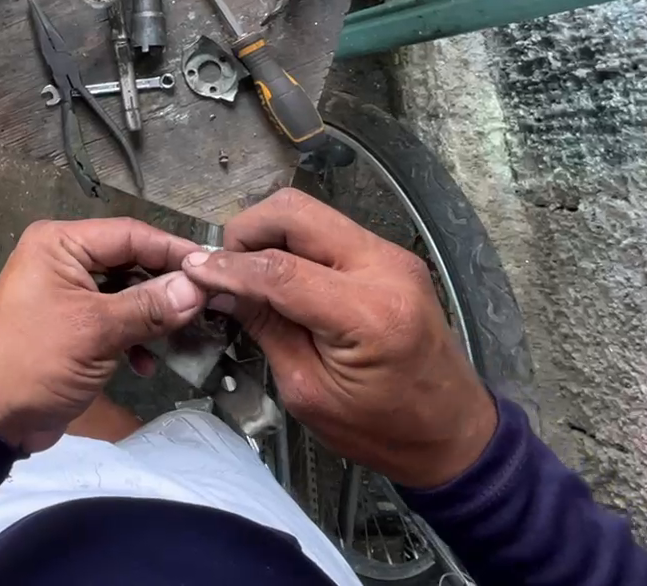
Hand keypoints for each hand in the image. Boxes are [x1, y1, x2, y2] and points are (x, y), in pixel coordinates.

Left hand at [0, 218, 205, 452]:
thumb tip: (197, 288)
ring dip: (152, 315)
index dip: (172, 250)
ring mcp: (67, 291)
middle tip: (209, 304)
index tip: (214, 269)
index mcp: (59, 243)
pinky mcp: (72, 323)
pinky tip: (146, 363)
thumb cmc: (34, 360)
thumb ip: (148, 307)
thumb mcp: (95, 331)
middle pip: (129, 260)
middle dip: (165, 285)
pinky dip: (133, 336)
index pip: (128, 233)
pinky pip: (114, 318)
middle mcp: (62, 258)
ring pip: (125, 291)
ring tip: (184, 335)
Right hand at [181, 189, 496, 487]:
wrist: (455, 436)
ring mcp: (388, 254)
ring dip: (264, 232)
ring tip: (247, 271)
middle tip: (225, 269)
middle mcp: (383, 268)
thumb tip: (216, 288)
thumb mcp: (307, 390)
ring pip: (304, 210)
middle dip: (245, 231)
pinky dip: (286, 240)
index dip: (227, 266)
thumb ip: (263, 328)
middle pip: (292, 211)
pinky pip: (321, 226)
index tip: (191, 271)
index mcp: (369, 314)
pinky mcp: (385, 254)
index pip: (279, 268)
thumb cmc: (382, 430)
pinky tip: (275, 274)